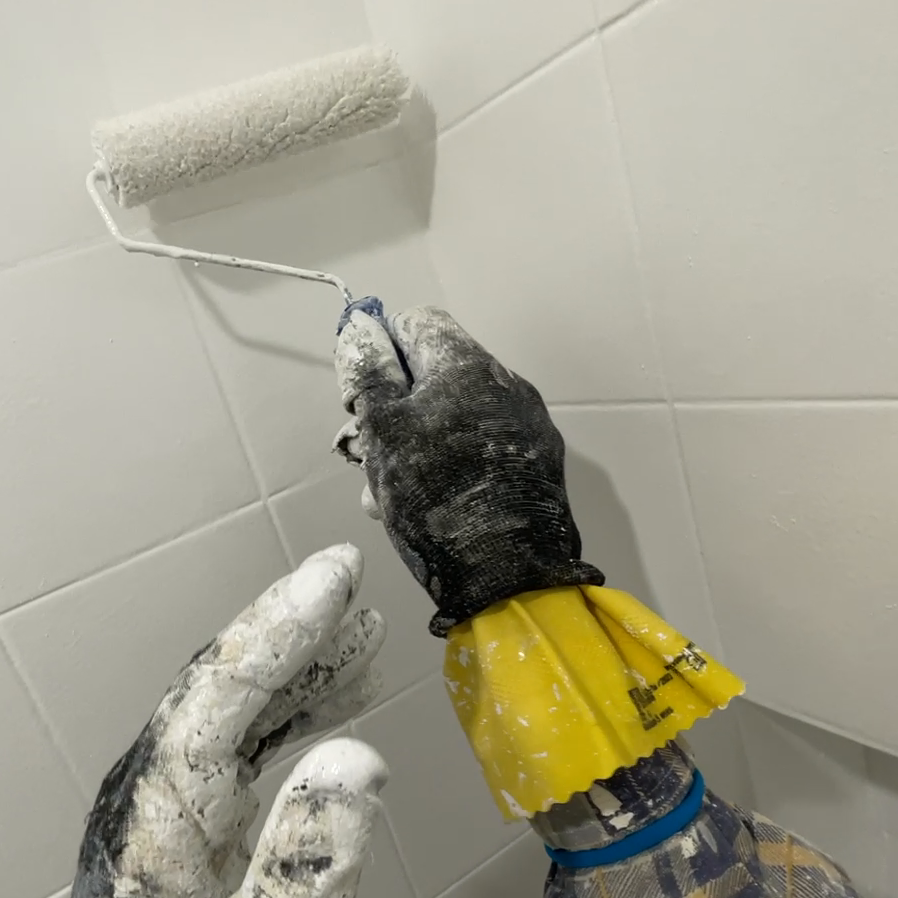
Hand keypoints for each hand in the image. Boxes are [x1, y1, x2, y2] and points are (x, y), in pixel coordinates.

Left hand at [40, 546, 389, 897]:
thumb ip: (305, 871)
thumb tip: (358, 756)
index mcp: (154, 817)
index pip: (216, 696)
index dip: (278, 629)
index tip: (334, 575)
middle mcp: (154, 788)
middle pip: (225, 686)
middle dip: (290, 628)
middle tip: (349, 576)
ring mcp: (172, 798)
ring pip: (241, 707)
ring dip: (304, 665)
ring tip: (366, 633)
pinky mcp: (195, 814)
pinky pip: (250, 742)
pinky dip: (300, 711)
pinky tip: (344, 698)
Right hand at [333, 303, 601, 635]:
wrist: (508, 575)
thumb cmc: (434, 497)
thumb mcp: (383, 432)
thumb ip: (368, 374)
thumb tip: (361, 325)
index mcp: (467, 364)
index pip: (417, 322)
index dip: (382, 350)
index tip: (361, 394)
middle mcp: (505, 384)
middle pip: (434, 375)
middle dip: (391, 410)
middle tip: (363, 453)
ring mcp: (526, 426)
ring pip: (452, 418)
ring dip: (412, 446)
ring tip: (383, 496)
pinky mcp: (537, 464)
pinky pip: (480, 448)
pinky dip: (448, 465)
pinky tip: (426, 506)